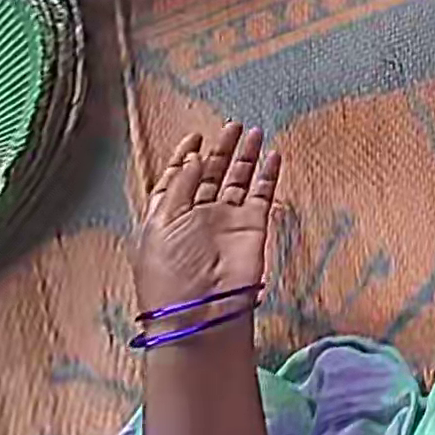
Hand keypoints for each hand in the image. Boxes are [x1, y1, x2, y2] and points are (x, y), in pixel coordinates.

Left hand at [135, 123, 281, 320]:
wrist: (204, 310)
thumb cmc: (171, 272)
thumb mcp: (161, 224)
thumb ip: (181, 185)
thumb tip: (195, 157)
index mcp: (170, 215)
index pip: (178, 178)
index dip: (185, 156)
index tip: (195, 136)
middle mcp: (199, 214)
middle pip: (211, 173)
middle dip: (221, 148)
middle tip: (233, 125)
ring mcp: (228, 219)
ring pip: (239, 178)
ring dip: (246, 155)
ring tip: (254, 131)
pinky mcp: (253, 223)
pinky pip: (263, 192)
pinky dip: (269, 174)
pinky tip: (273, 155)